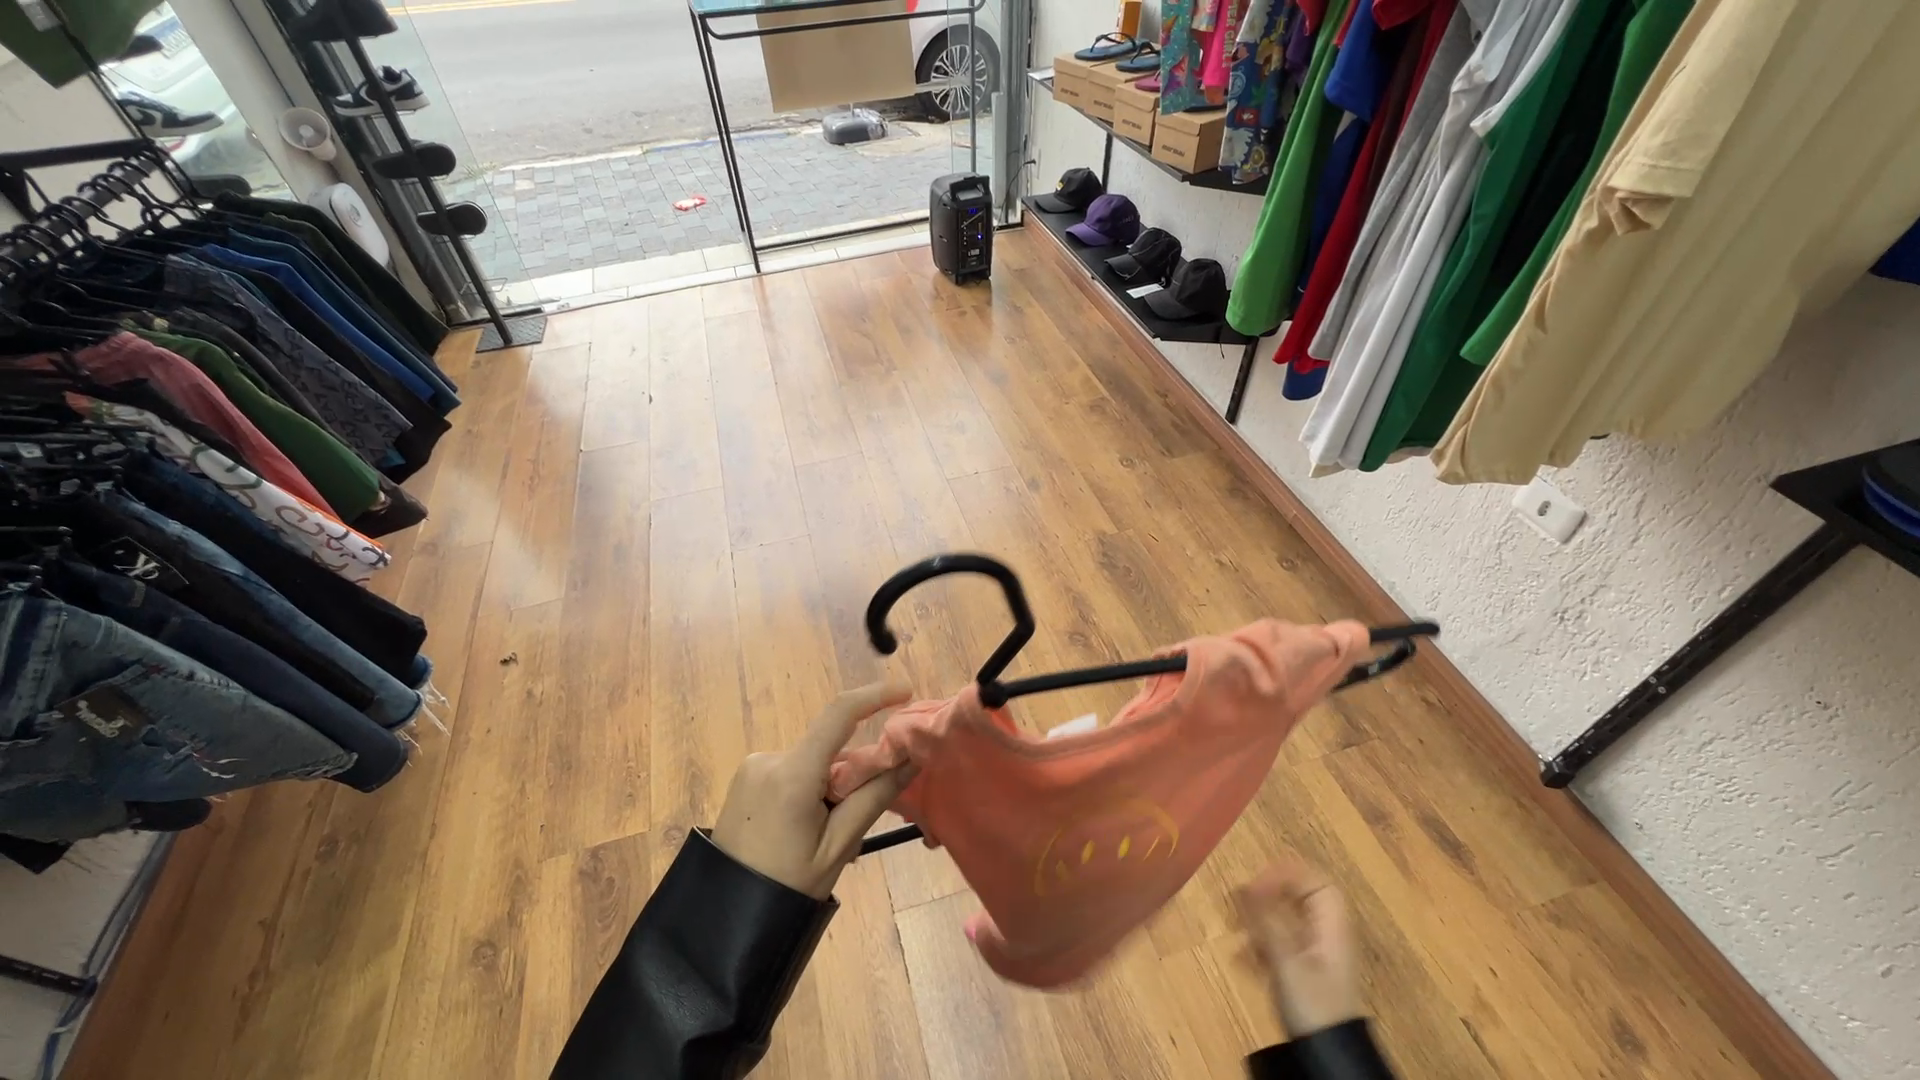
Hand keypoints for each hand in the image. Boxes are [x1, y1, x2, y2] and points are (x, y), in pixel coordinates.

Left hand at [711, 681, 914, 899]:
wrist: (726, 916)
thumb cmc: (787, 886)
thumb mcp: (838, 845)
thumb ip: (876, 795)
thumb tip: (913, 757)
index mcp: (793, 774)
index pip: (839, 714)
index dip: (876, 696)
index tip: (906, 692)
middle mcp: (769, 758)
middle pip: (830, 749)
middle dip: (853, 775)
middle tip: (856, 825)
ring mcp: (753, 766)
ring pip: (813, 762)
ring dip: (830, 786)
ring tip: (825, 838)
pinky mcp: (746, 776)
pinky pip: (793, 771)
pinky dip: (810, 790)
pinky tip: (805, 830)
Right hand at [1236, 855, 1363, 1037]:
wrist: (1329, 1055)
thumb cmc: (1313, 1004)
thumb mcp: (1287, 962)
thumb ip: (1266, 922)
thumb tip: (1245, 885)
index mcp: (1331, 928)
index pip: (1316, 882)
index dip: (1287, 876)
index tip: (1257, 886)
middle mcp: (1326, 936)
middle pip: (1299, 899)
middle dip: (1267, 896)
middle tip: (1241, 902)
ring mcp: (1315, 955)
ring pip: (1286, 921)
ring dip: (1259, 920)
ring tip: (1236, 929)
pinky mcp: (1304, 974)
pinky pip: (1280, 945)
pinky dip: (1259, 946)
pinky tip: (1242, 958)